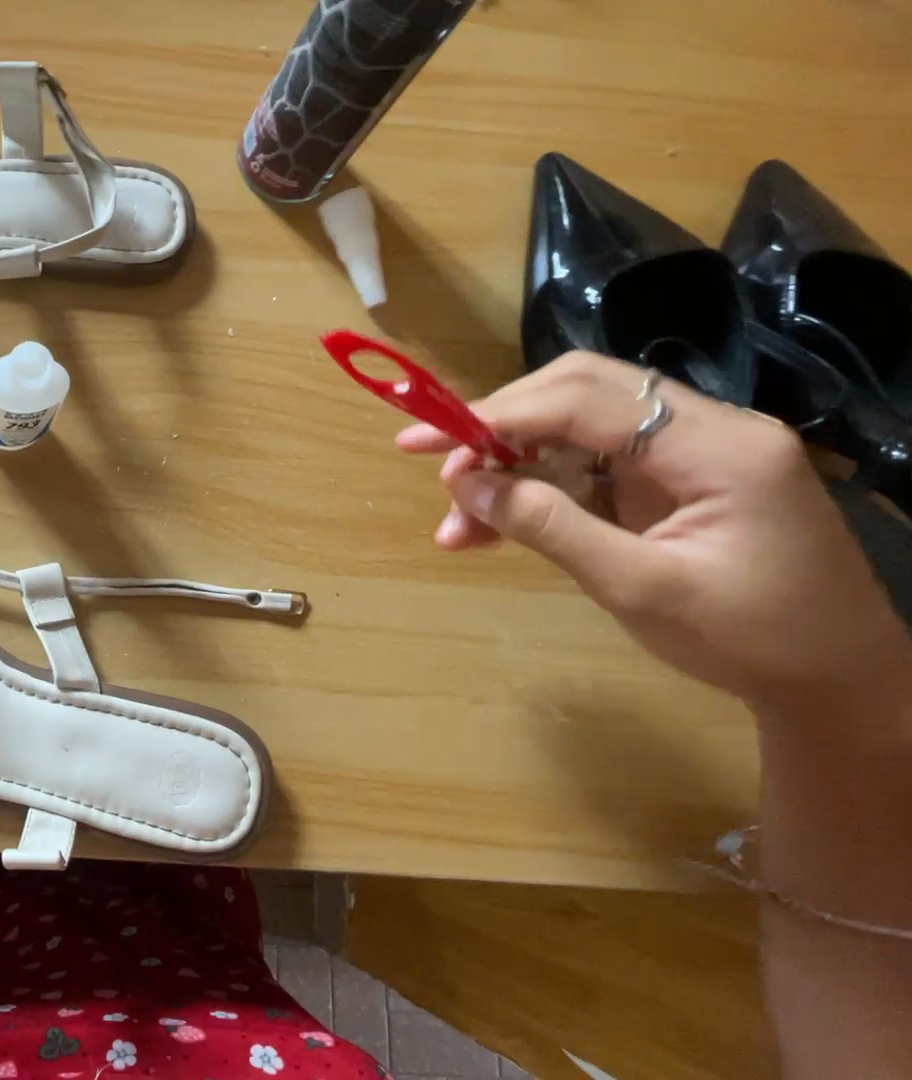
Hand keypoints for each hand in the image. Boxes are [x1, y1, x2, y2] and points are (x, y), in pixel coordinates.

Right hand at [398, 351, 909, 709]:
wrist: (832, 679)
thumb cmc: (749, 638)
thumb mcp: (639, 588)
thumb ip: (550, 528)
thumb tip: (467, 486)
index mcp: (716, 447)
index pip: (584, 401)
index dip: (495, 416)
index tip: (422, 441)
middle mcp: (705, 430)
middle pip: (578, 391)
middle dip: (497, 426)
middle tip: (440, 471)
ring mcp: (687, 453)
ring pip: (572, 428)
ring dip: (507, 467)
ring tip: (459, 525)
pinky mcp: (670, 479)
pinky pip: (584, 465)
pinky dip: (532, 490)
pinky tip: (491, 528)